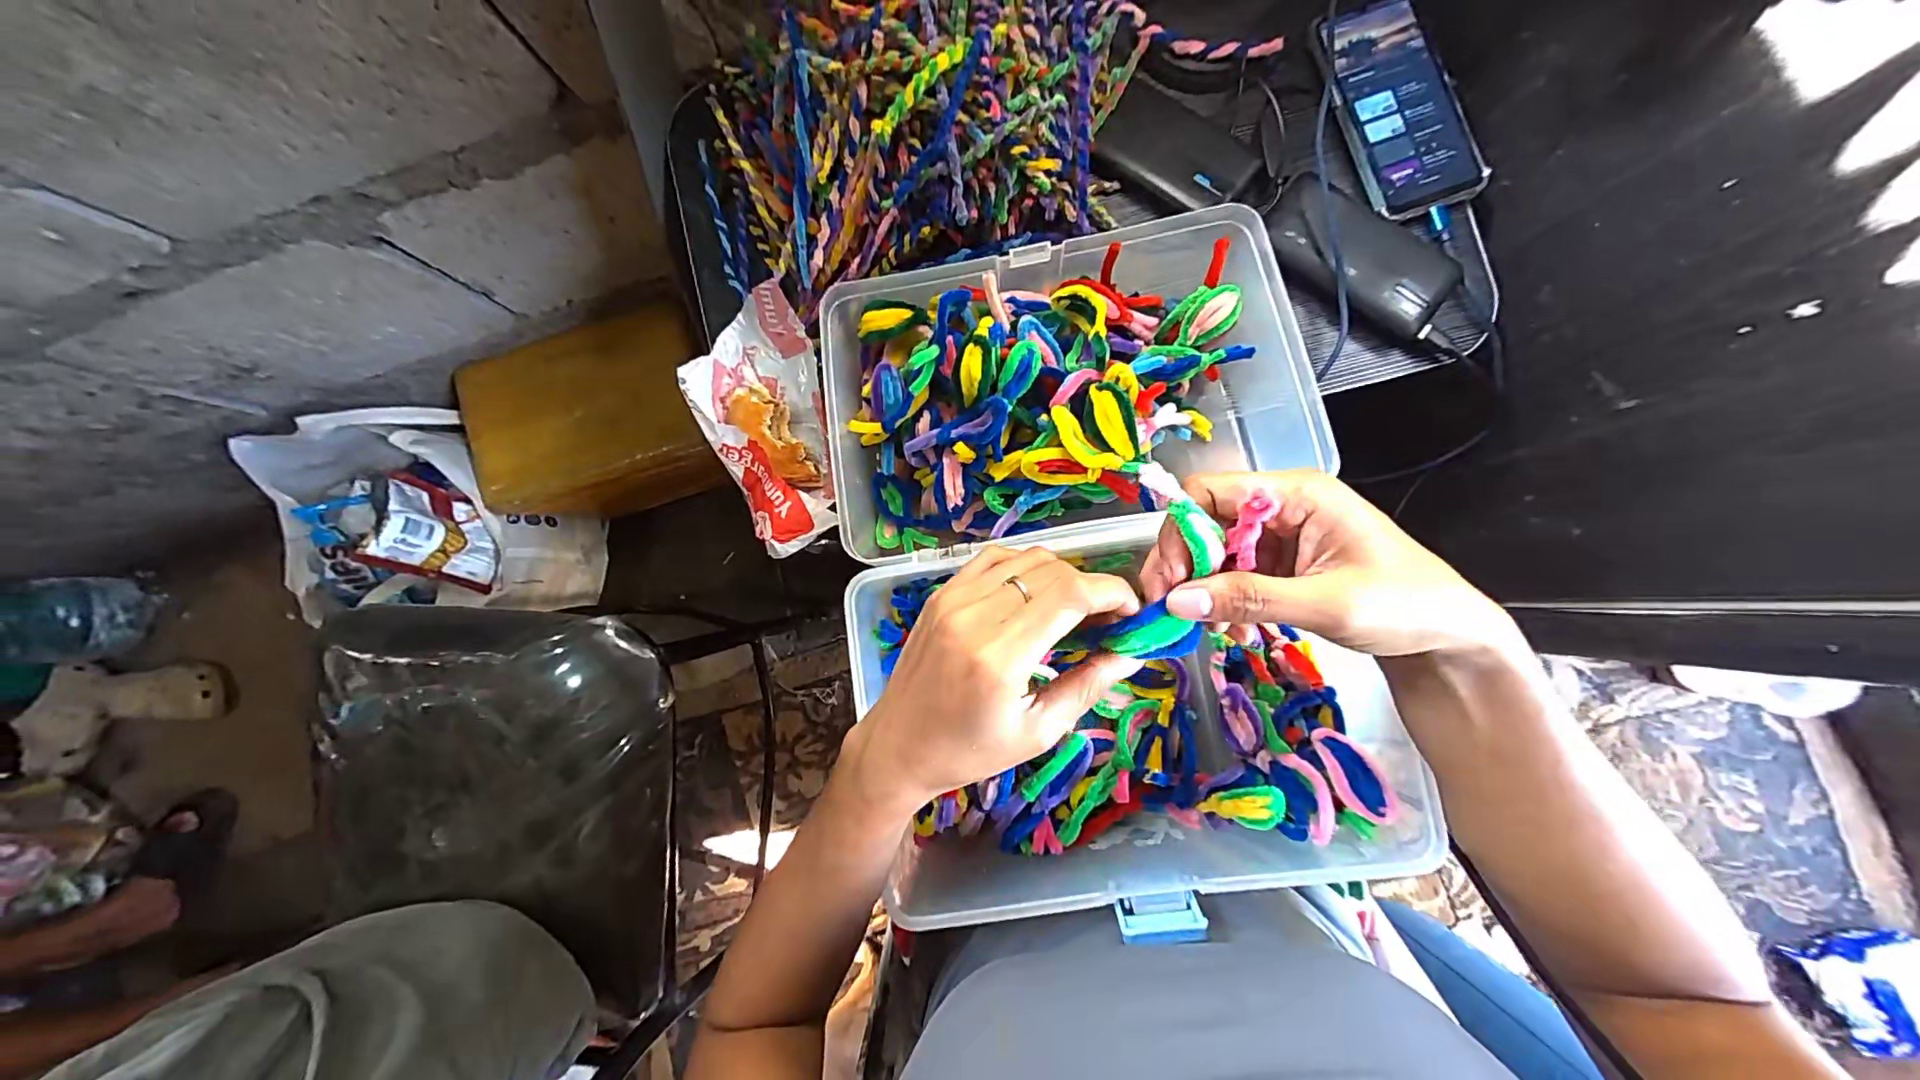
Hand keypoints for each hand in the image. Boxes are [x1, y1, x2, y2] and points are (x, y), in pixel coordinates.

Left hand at [846, 546, 1144, 811]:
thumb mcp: (1038, 732)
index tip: (1131, 611)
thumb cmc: (968, 751)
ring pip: (1026, 557)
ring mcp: (952, 598)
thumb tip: (1131, 653)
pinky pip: (994, 559)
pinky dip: (1026, 567)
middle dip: (1093, 585)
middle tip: (1106, 617)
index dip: (1112, 592)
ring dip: (1061, 574)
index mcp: (999, 657)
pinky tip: (1036, 593)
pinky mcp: (941, 593)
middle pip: (1053, 570)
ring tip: (1073, 608)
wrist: (898, 744)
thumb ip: (1088, 686)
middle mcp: (974, 616)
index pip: (1070, 594)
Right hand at [1138, 470, 1518, 657]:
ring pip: (1214, 553)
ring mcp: (1280, 537)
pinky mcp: (1280, 564)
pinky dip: (1223, 601)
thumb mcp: (1325, 604)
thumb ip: (1248, 599)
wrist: (1449, 637)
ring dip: (1203, 589)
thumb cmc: (1406, 606)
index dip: (1180, 532)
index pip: (1209, 493)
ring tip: (1208, 626)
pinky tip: (1233, 629)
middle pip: (1204, 523)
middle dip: (1184, 566)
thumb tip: (1178, 601)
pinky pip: (1232, 576)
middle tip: (1172, 608)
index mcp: (1297, 495)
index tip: (1171, 580)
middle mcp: (1281, 508)